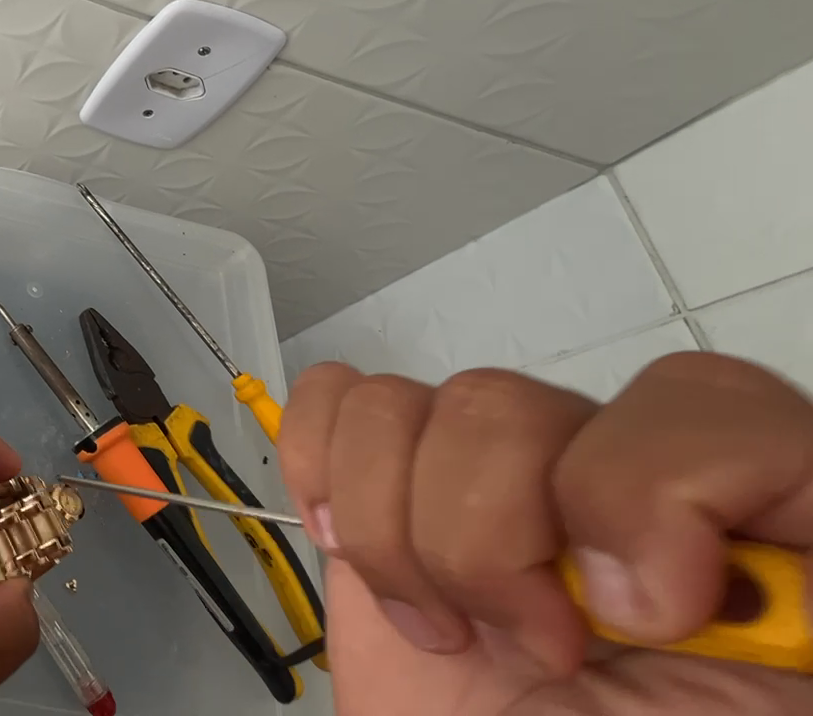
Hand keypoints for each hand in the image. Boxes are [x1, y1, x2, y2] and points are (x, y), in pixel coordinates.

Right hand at [279, 352, 812, 714]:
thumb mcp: (769, 714)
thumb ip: (792, 620)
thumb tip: (674, 551)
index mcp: (732, 516)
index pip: (704, 400)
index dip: (648, 487)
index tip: (636, 618)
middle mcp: (595, 466)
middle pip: (503, 400)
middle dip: (485, 538)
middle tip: (537, 647)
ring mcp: (470, 467)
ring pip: (393, 404)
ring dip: (394, 533)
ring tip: (442, 622)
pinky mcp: (372, 475)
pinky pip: (328, 398)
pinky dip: (317, 466)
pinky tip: (349, 546)